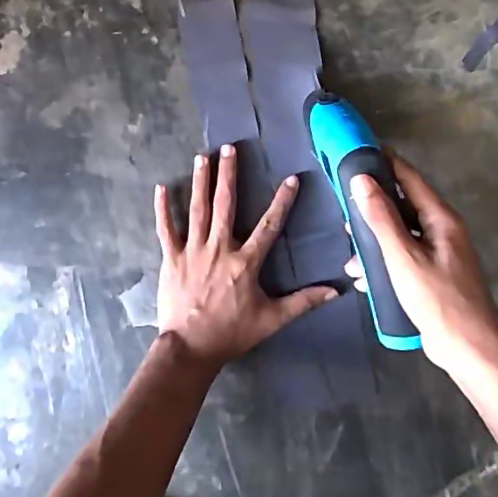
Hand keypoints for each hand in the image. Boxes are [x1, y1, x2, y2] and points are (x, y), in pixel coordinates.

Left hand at [153, 144, 337, 366]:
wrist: (191, 348)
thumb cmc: (232, 332)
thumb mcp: (272, 319)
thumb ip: (303, 302)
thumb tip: (335, 291)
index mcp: (246, 262)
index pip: (269, 226)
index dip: (282, 201)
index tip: (291, 179)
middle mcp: (220, 249)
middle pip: (226, 205)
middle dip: (229, 174)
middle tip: (230, 148)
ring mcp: (193, 251)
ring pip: (197, 210)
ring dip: (201, 181)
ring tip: (203, 157)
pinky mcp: (172, 258)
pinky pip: (166, 229)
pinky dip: (163, 209)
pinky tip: (162, 187)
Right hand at [348, 155, 497, 373]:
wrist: (471, 352)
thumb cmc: (439, 300)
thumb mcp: (403, 257)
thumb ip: (381, 218)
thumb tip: (361, 179)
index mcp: (441, 219)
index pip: (410, 176)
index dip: (384, 162)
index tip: (356, 153)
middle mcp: (443, 231)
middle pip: (404, 205)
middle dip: (373, 205)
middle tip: (344, 206)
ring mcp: (440, 254)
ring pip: (401, 234)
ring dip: (375, 240)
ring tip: (351, 253)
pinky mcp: (434, 276)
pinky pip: (404, 257)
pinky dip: (384, 262)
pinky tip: (365, 278)